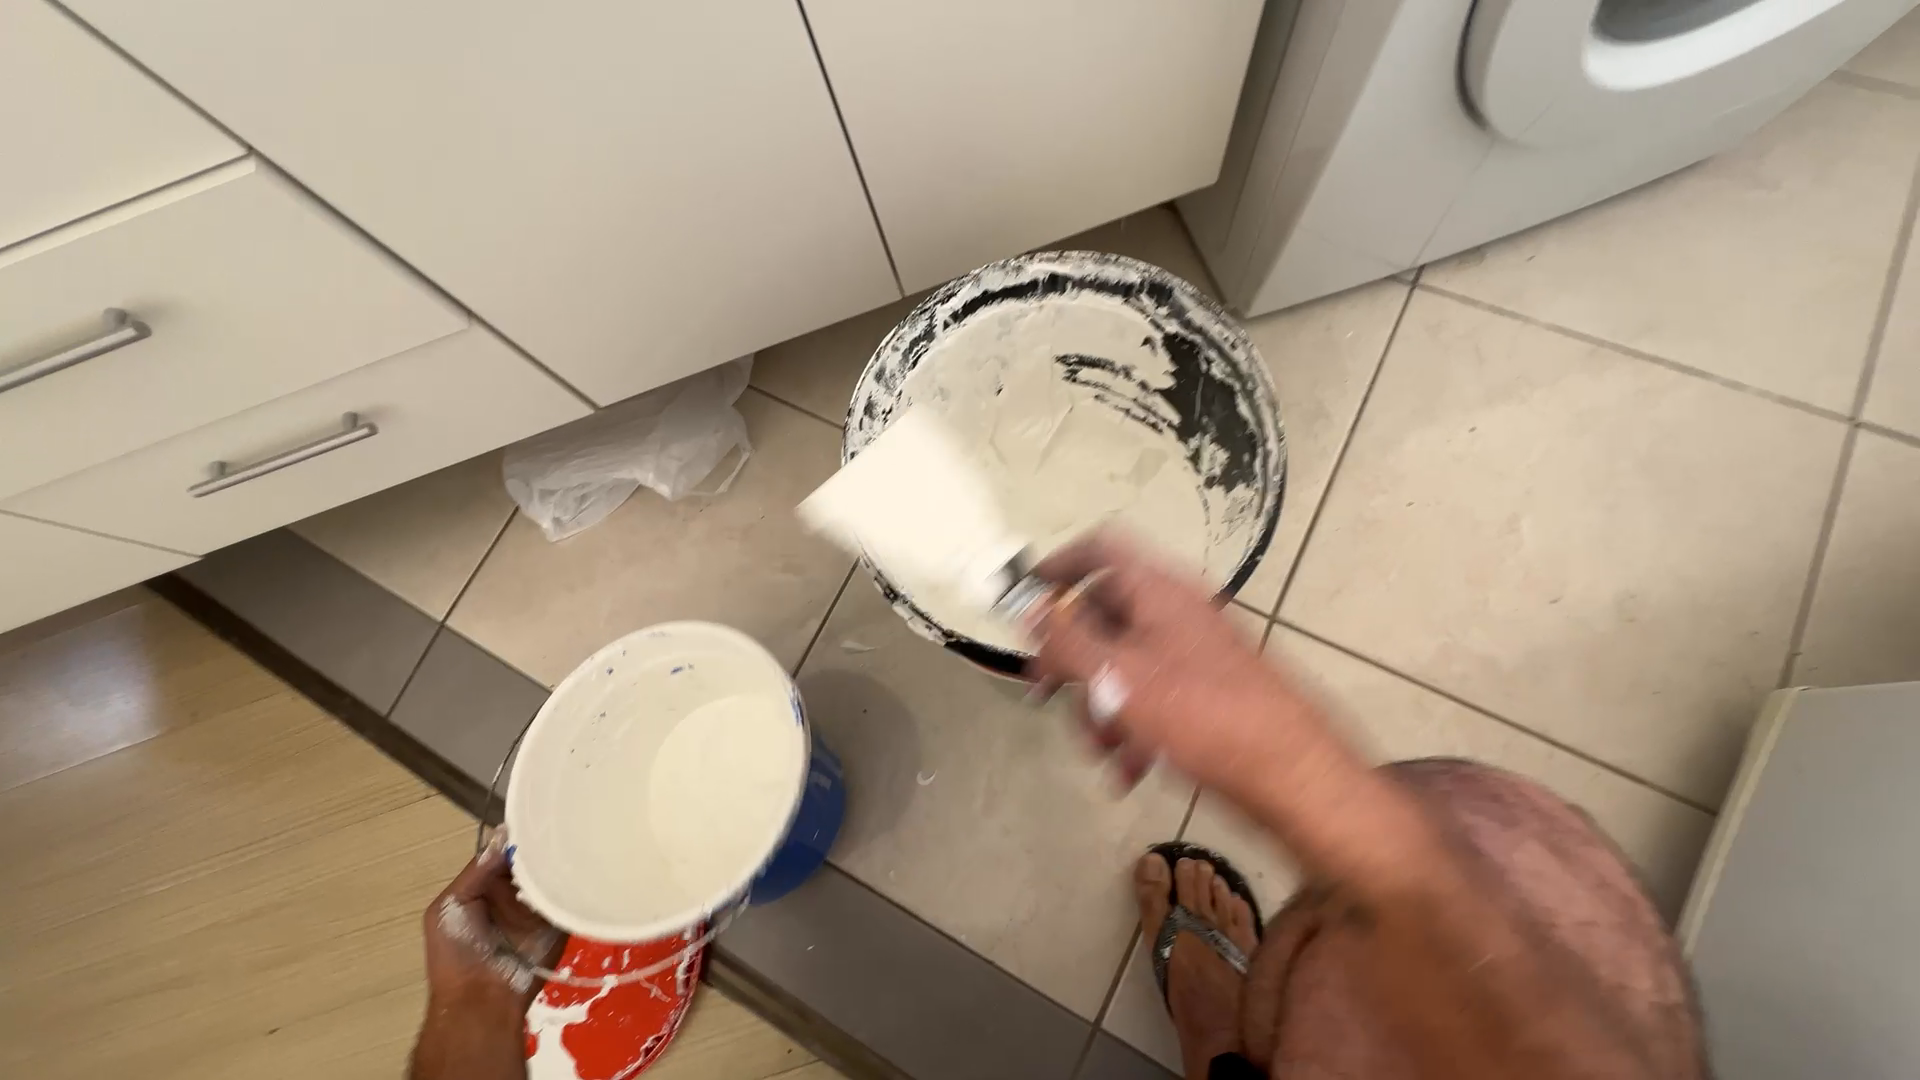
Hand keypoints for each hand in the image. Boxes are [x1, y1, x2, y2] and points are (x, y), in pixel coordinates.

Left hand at [410, 829, 564, 1079]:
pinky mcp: (562, 915)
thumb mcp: (450, 907)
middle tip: (568, 822)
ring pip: (557, 871)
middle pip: (537, 857)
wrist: (482, 998)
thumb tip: (505, 830)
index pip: (509, 849)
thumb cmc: (457, 952)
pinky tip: (588, 863)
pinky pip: (572, 891)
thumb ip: (476, 870)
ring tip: (582, 837)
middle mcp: (518, 888)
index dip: (522, 832)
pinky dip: (578, 879)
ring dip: (565, 859)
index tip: (543, 812)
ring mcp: (542, 901)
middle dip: (548, 843)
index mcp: (489, 883)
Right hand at [1023, 529, 1309, 795]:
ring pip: (1123, 665)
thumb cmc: (1200, 714)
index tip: (1026, 598)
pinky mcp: (1206, 693)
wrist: (1292, 774)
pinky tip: (1128, 771)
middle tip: (1044, 693)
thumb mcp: (1117, 676)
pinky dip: (1132, 729)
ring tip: (1100, 751)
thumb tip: (1030, 608)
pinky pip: (1151, 698)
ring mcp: (1193, 653)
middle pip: (1104, 615)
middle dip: (1071, 661)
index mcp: (1157, 590)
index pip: (1100, 549)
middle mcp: (1175, 612)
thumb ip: (1067, 639)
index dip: (1058, 564)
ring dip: (1099, 707)